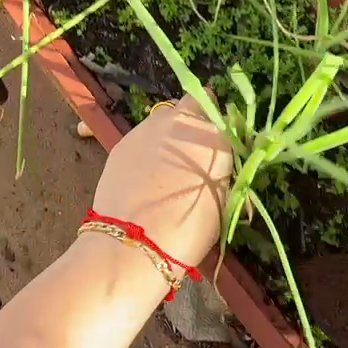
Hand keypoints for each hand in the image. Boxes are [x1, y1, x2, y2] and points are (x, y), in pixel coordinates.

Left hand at [89, 101, 232, 266]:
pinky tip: (144, 175)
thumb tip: (223, 165)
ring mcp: (148, 128)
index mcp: (214, 135)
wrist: (134, 241)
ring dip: (169, 133)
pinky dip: (147, 149)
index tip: (219, 147)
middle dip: (195, 121)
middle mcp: (181, 121)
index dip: (221, 129)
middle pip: (192, 105)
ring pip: (164, 118)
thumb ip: (223, 171)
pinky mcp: (123, 140)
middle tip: (193, 151)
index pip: (224, 116)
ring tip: (166, 167)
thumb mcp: (223, 201)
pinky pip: (143, 136)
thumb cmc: (190, 228)